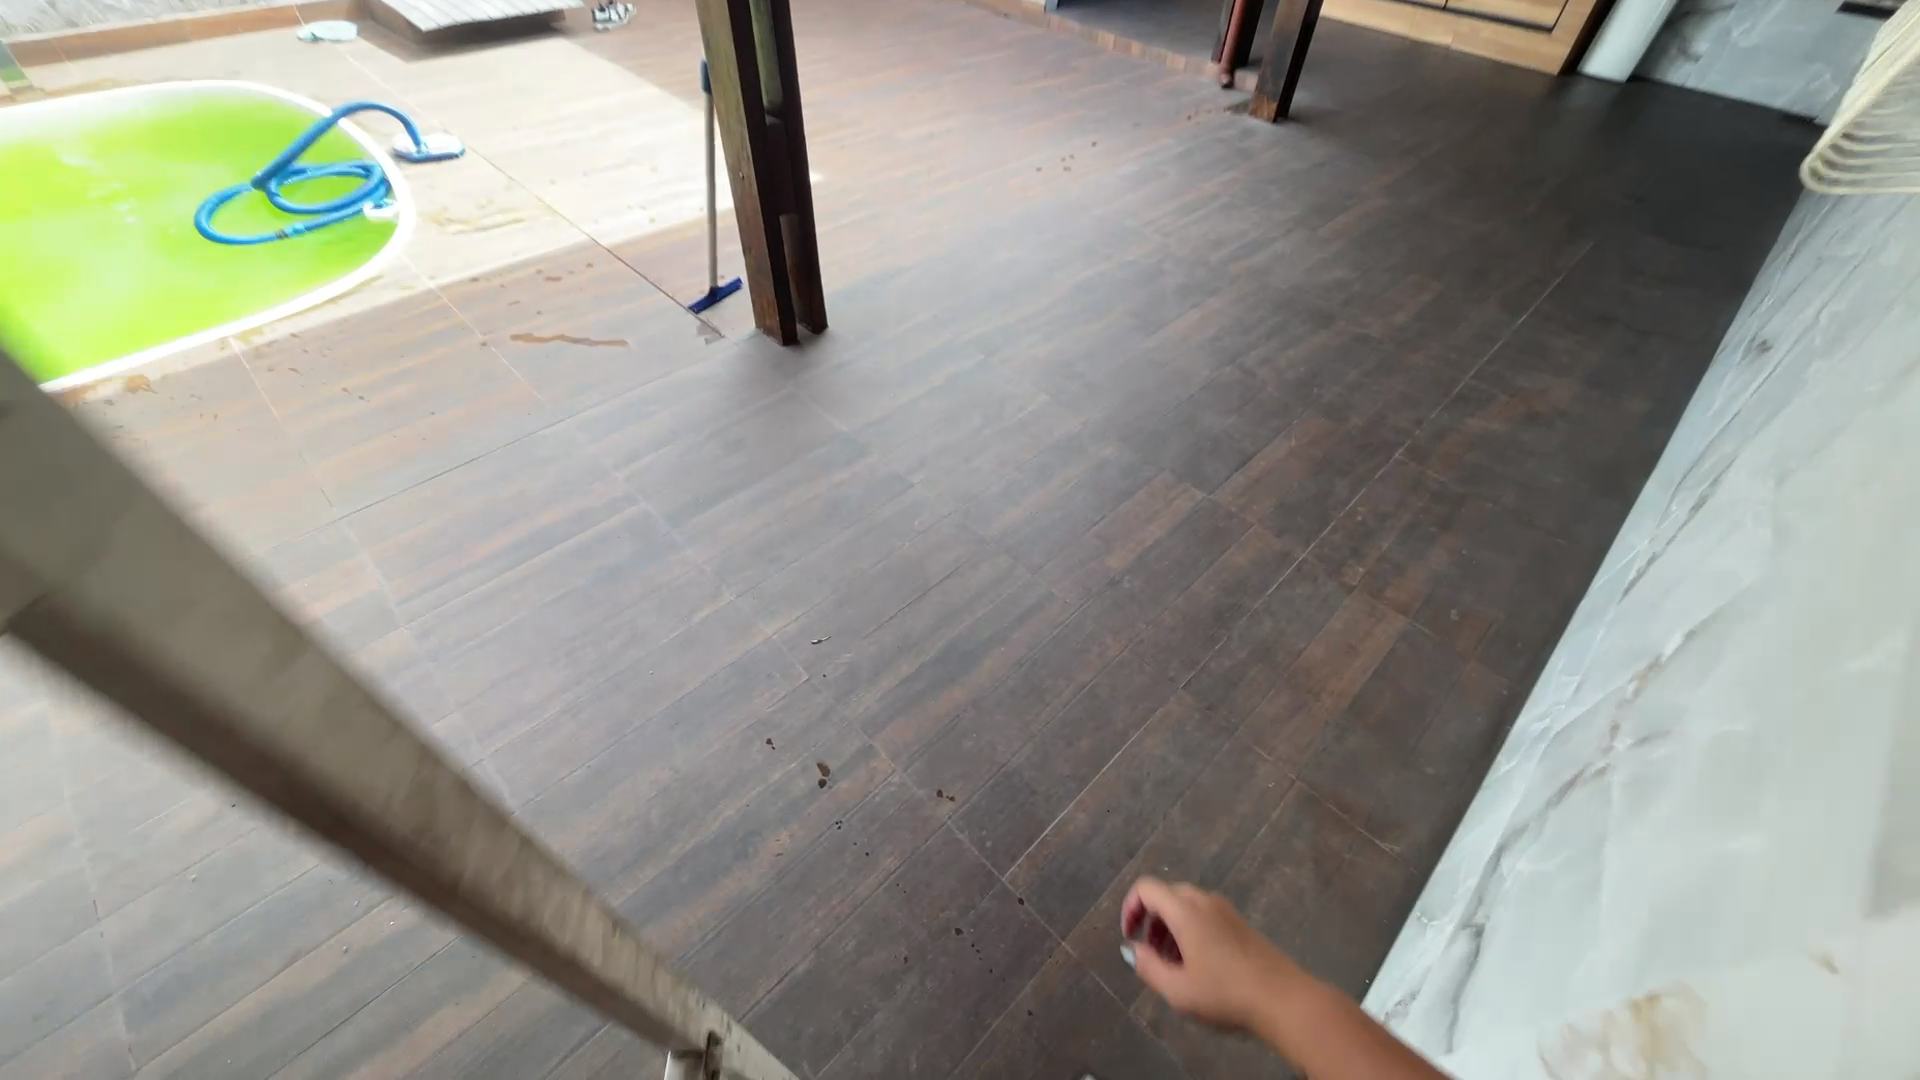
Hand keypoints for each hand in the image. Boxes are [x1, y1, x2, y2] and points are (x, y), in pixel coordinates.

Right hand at [1121, 877, 1306, 1034]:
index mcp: (1184, 910)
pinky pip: (1204, 915)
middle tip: (1151, 953)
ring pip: (1186, 906)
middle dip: (1151, 920)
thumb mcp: (1178, 990)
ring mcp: (1225, 910)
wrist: (1284, 1000)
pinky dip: (1191, 930)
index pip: (1146, 888)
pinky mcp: (1240, 923)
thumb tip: (1131, 950)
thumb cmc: (1226, 994)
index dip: (1130, 908)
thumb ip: (1148, 967)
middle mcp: (1203, 901)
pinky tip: (1199, 964)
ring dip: (1170, 927)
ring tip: (1174, 964)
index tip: (1130, 937)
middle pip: (1166, 895)